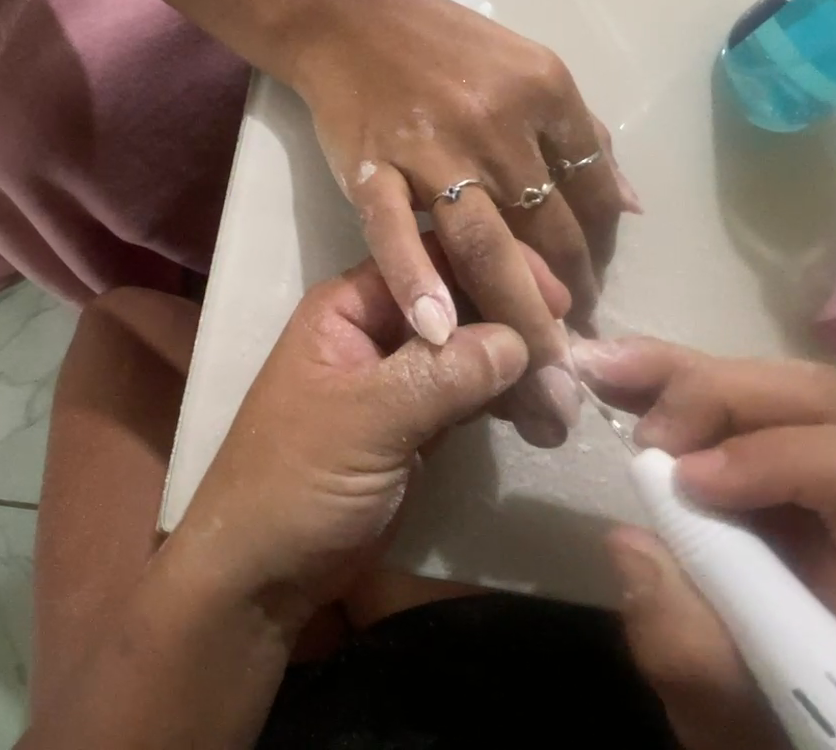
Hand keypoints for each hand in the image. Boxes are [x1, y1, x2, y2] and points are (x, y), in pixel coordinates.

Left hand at [174, 242, 570, 629]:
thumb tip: (519, 338)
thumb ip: (438, 375)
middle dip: (514, 327)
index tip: (554, 298)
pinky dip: (506, 403)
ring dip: (519, 372)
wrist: (264, 572)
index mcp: (349, 307)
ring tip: (562, 405)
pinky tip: (541, 421)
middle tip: (571, 357)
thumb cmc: (294, 483)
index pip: (429, 262)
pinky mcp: (418, 421)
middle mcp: (377, 330)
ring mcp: (400, 377)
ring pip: (472, 352)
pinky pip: (471, 395)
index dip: (491, 269)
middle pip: (459, 305)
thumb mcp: (364, 422)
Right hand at [289, 0, 637, 449]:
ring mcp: (432, 148)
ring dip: (518, 310)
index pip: (594, 189)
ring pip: (485, 242)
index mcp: (544, 89)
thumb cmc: (439, 44)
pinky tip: (437, 331)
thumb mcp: (526, 66)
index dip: (601, 250)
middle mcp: (497, 121)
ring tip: (536, 365)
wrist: (345, 19)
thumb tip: (632, 205)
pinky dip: (417, 280)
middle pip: (548, 228)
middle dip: (570, 298)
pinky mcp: (372, 169)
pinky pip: (396, 232)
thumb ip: (579, 133)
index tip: (593, 291)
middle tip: (575, 356)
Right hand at [576, 337, 835, 749]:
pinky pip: (714, 392)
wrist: (764, 709)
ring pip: (766, 382)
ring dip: (681, 373)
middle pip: (819, 404)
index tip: (689, 483)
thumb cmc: (764, 721)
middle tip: (649, 439)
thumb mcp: (725, 715)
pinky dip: (659, 377)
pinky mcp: (748, 452)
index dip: (782, 459)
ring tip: (605, 376)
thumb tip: (632, 547)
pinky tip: (608, 374)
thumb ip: (689, 651)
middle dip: (725, 399)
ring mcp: (800, 466)